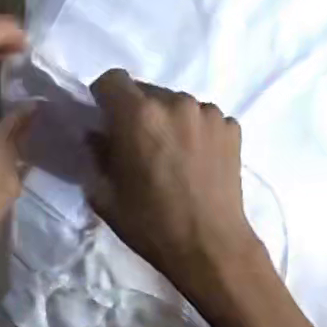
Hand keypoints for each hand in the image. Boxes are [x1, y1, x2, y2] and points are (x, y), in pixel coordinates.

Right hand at [87, 70, 265, 300]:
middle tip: (135, 147)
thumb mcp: (104, 196)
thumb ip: (95, 156)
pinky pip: (202, 119)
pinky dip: (193, 133)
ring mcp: (208, 112)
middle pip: (145, 92)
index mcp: (138, 116)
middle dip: (135, 113)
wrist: (209, 247)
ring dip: (166, 122)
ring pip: (176, 104)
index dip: (103, 98)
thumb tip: (96, 136)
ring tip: (168, 158)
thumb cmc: (150, 225)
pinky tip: (193, 164)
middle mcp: (175, 102)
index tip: (104, 122)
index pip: (112, 79)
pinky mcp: (231, 127)